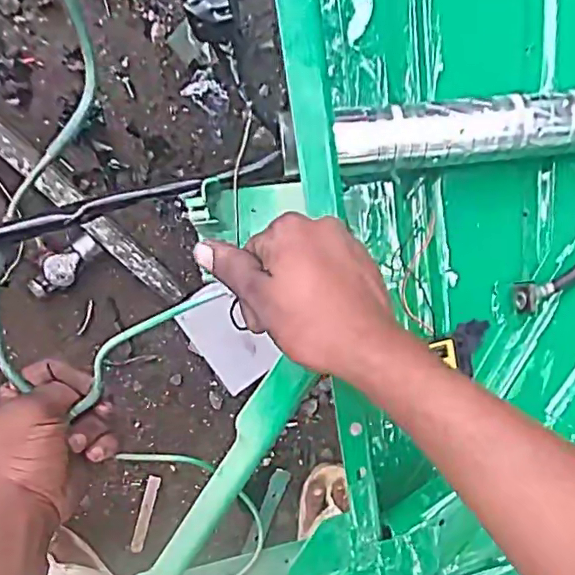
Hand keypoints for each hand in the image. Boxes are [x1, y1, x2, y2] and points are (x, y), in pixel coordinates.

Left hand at [0, 358, 117, 522]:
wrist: (28, 500)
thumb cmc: (21, 454)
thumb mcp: (32, 408)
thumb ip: (59, 387)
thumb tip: (81, 389)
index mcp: (26, 395)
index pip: (54, 371)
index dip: (70, 376)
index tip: (81, 389)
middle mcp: (49, 411)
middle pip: (85, 392)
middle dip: (93, 405)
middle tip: (94, 414)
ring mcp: (70, 433)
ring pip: (101, 415)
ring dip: (97, 428)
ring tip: (82, 446)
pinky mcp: (87, 452)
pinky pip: (107, 439)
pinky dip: (105, 445)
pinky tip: (93, 456)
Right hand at [194, 212, 420, 382]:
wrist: (368, 347)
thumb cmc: (319, 329)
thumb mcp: (261, 300)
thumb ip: (232, 271)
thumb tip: (205, 249)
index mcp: (288, 230)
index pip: (250, 254)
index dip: (252, 289)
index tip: (261, 312)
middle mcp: (318, 227)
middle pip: (278, 258)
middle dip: (275, 289)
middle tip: (281, 321)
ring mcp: (344, 243)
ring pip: (305, 266)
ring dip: (298, 292)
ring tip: (305, 322)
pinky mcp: (362, 263)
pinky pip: (330, 274)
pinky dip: (324, 292)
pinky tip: (324, 316)